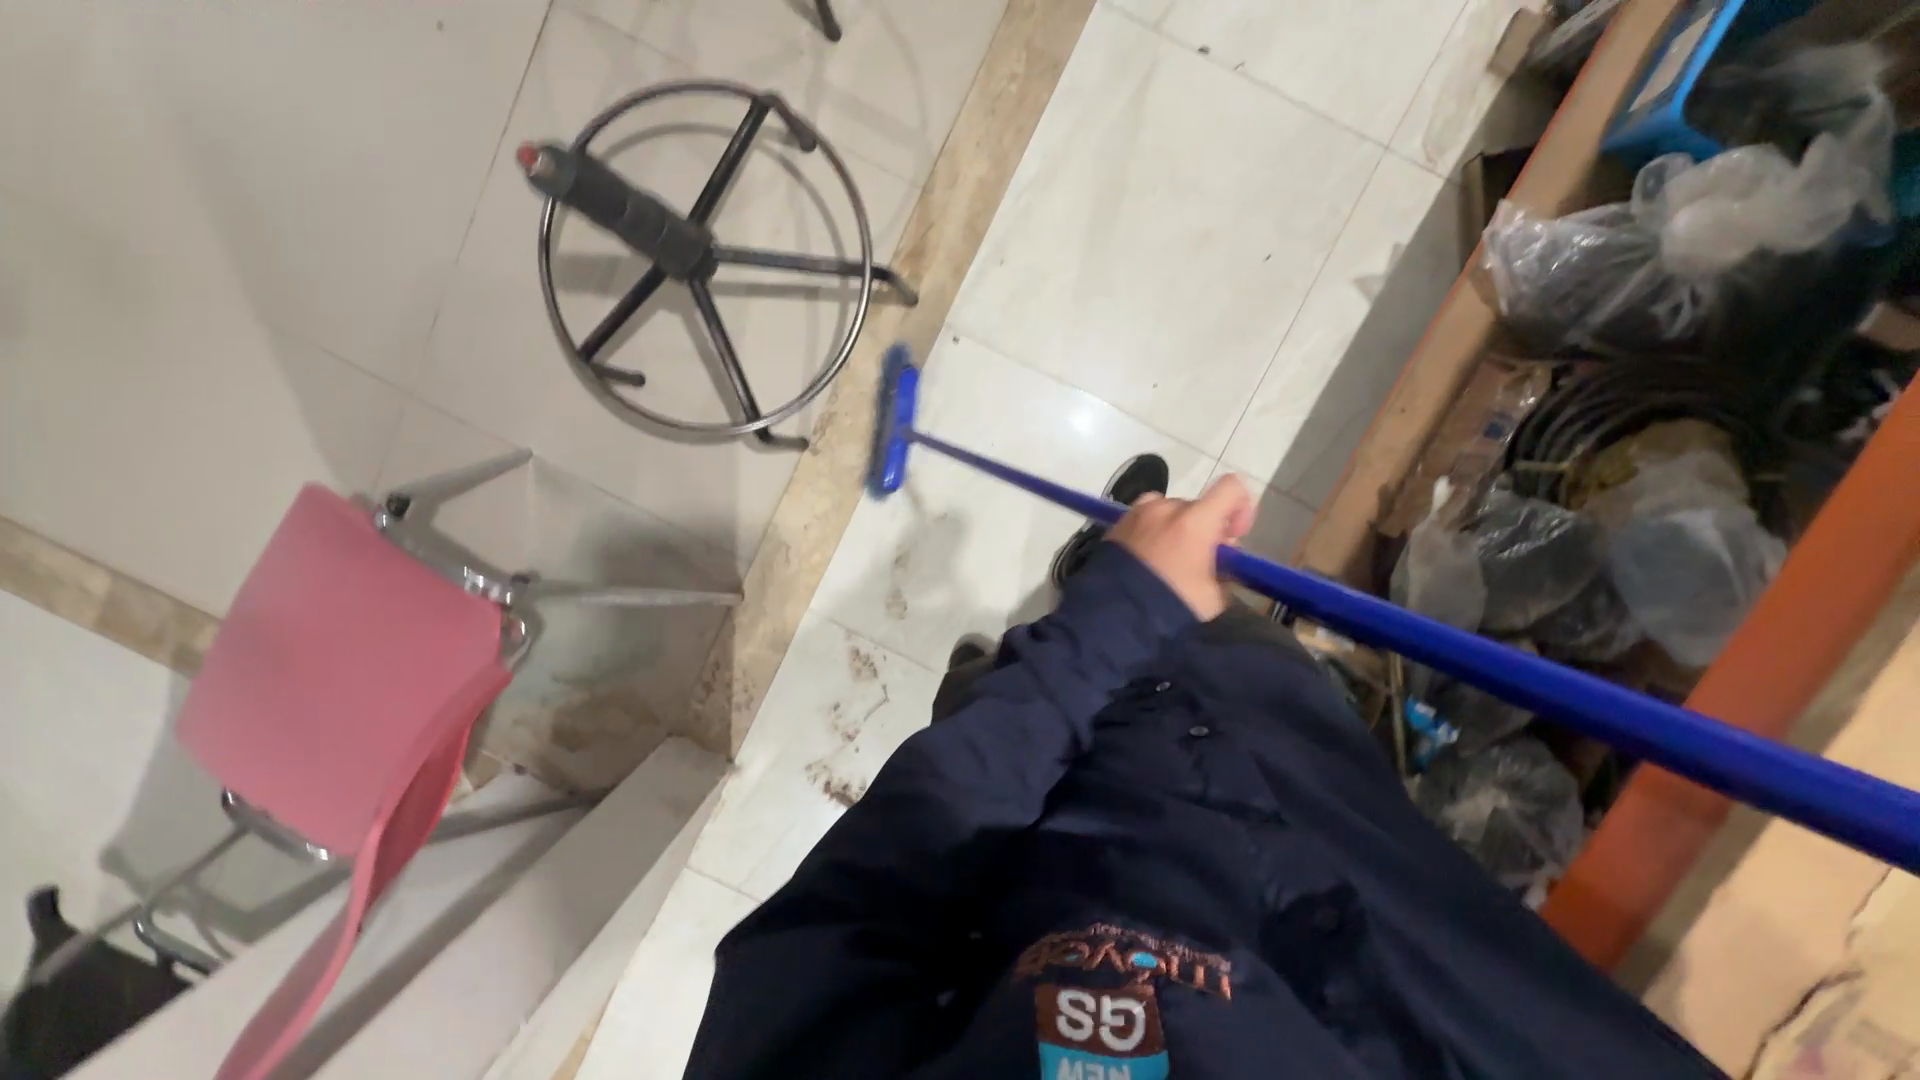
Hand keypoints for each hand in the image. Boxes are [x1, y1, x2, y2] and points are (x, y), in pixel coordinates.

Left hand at [1107, 475, 1254, 619]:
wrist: (1113, 614)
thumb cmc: (1170, 604)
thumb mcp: (1213, 597)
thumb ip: (1223, 572)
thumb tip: (1218, 562)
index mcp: (1195, 521)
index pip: (1231, 487)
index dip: (1241, 507)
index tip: (1234, 535)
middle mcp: (1166, 508)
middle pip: (1198, 506)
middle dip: (1206, 528)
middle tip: (1202, 560)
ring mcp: (1137, 513)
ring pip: (1169, 510)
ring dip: (1177, 527)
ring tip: (1171, 559)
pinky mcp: (1117, 524)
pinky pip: (1144, 518)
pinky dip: (1153, 530)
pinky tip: (1148, 558)